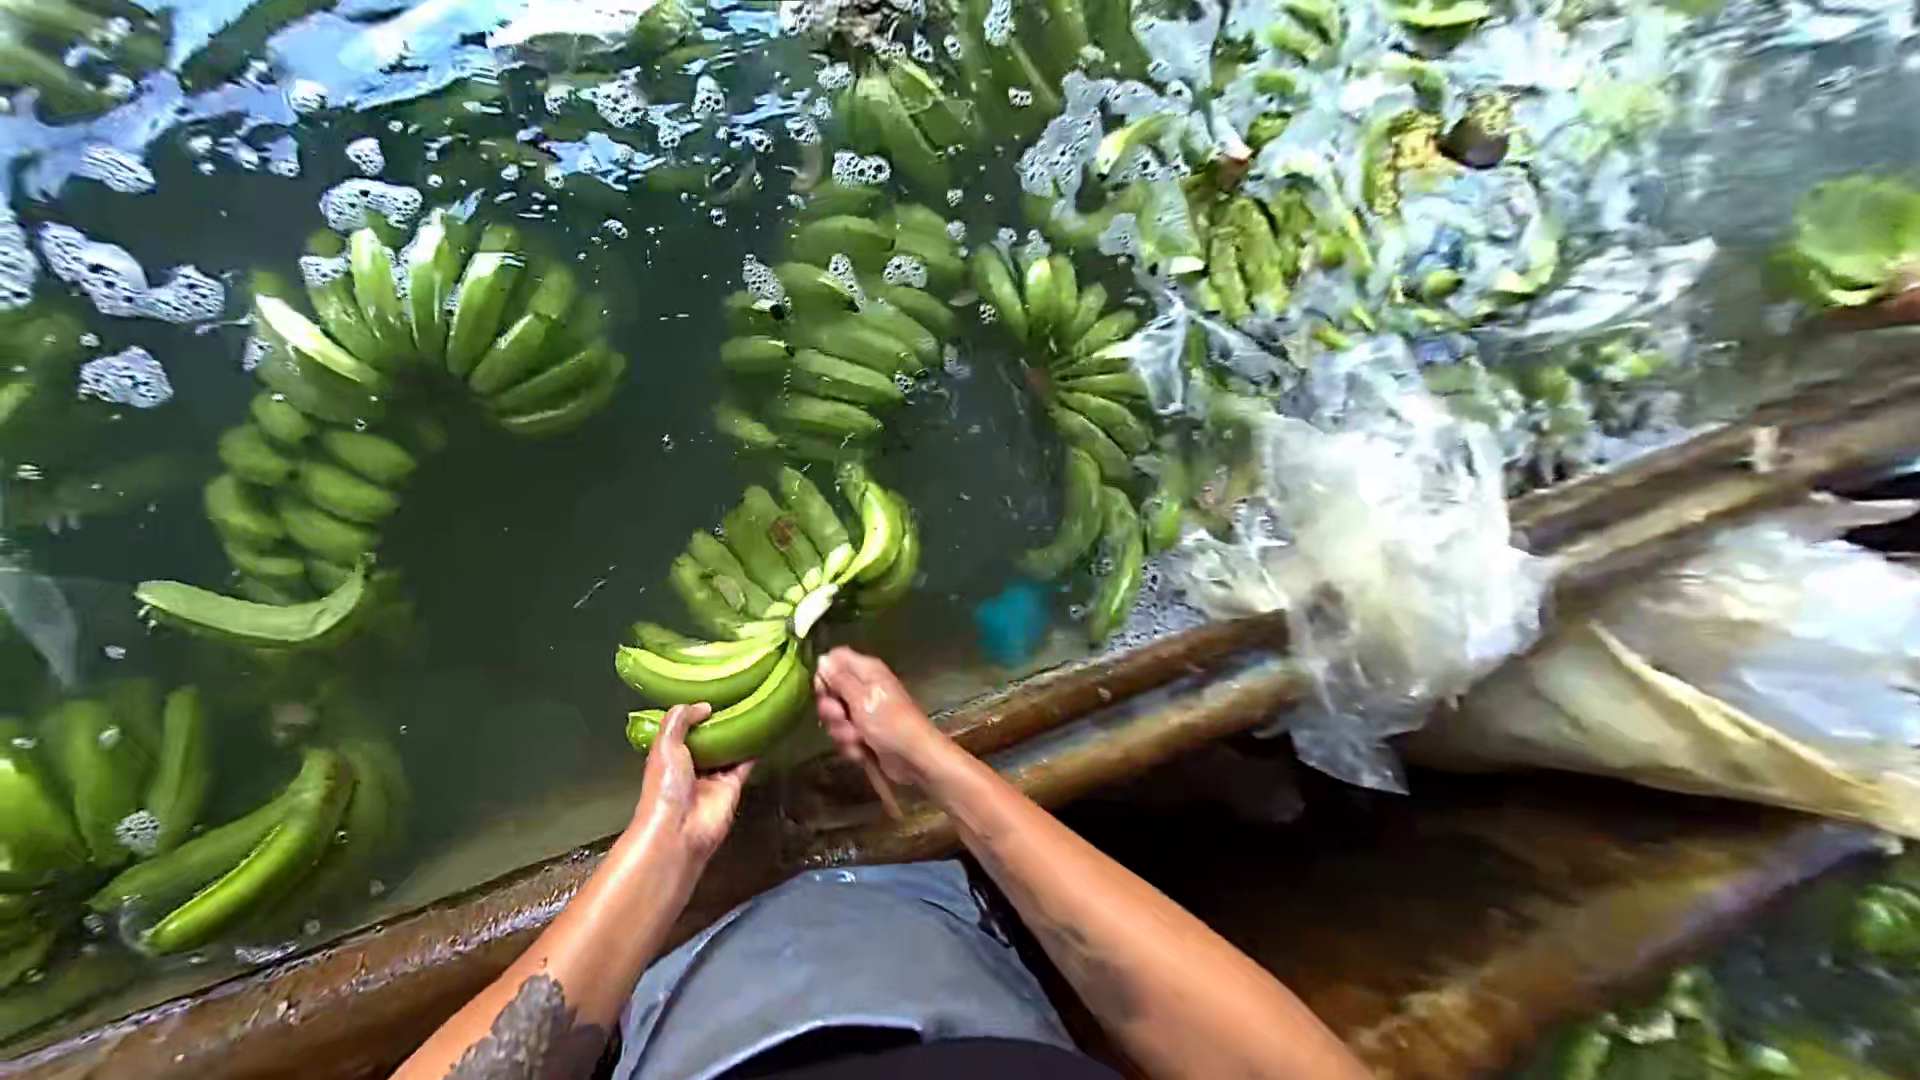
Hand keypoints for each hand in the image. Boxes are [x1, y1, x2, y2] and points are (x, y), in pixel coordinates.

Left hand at [630, 704, 752, 865]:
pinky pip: (746, 762)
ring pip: (728, 749)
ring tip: (751, 709)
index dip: (693, 715)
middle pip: (708, 739)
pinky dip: (754, 748)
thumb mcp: (664, 744)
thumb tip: (704, 706)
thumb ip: (680, 719)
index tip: (708, 697)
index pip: (682, 731)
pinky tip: (763, 731)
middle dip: (718, 723)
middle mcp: (691, 766)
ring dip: (738, 733)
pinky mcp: (733, 785)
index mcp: (669, 756)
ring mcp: (713, 777)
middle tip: (734, 699)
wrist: (680, 829)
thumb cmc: (664, 788)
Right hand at [813, 648, 952, 786]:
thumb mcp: (861, 698)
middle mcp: (865, 688)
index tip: (823, 690)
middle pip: (832, 692)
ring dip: (842, 732)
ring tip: (857, 738)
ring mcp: (865, 713)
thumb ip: (839, 679)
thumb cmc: (890, 722)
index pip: (837, 659)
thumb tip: (822, 659)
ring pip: (837, 719)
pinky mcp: (865, 735)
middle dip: (832, 710)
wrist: (914, 758)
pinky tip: (862, 751)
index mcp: (867, 671)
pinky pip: (845, 737)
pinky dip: (851, 746)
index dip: (825, 673)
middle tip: (842, 717)